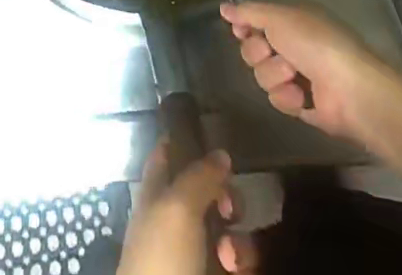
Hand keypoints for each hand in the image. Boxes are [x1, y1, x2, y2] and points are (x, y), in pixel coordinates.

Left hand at [117, 143, 257, 274]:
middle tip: (229, 210)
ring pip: (232, 233)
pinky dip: (245, 266)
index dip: (187, 143)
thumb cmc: (161, 260)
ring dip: (240, 243)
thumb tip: (221, 153)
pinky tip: (238, 272)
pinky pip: (243, 266)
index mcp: (156, 194)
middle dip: (228, 200)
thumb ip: (199, 176)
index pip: (168, 155)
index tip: (215, 140)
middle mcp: (177, 221)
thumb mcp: (176, 207)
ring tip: (231, 257)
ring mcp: (198, 255)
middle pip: (211, 194)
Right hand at [221, 0, 397, 139]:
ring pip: (262, 75)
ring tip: (294, 77)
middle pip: (252, 49)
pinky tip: (301, 97)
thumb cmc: (316, 43)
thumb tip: (223, 7)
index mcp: (291, 22)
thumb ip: (248, 12)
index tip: (240, 30)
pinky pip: (276, 98)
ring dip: (274, 75)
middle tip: (273, 51)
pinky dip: (286, 97)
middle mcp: (293, 46)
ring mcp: (297, 75)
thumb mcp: (279, 17)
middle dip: (259, 53)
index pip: (255, 21)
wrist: (350, 89)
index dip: (244, 26)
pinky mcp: (300, 103)